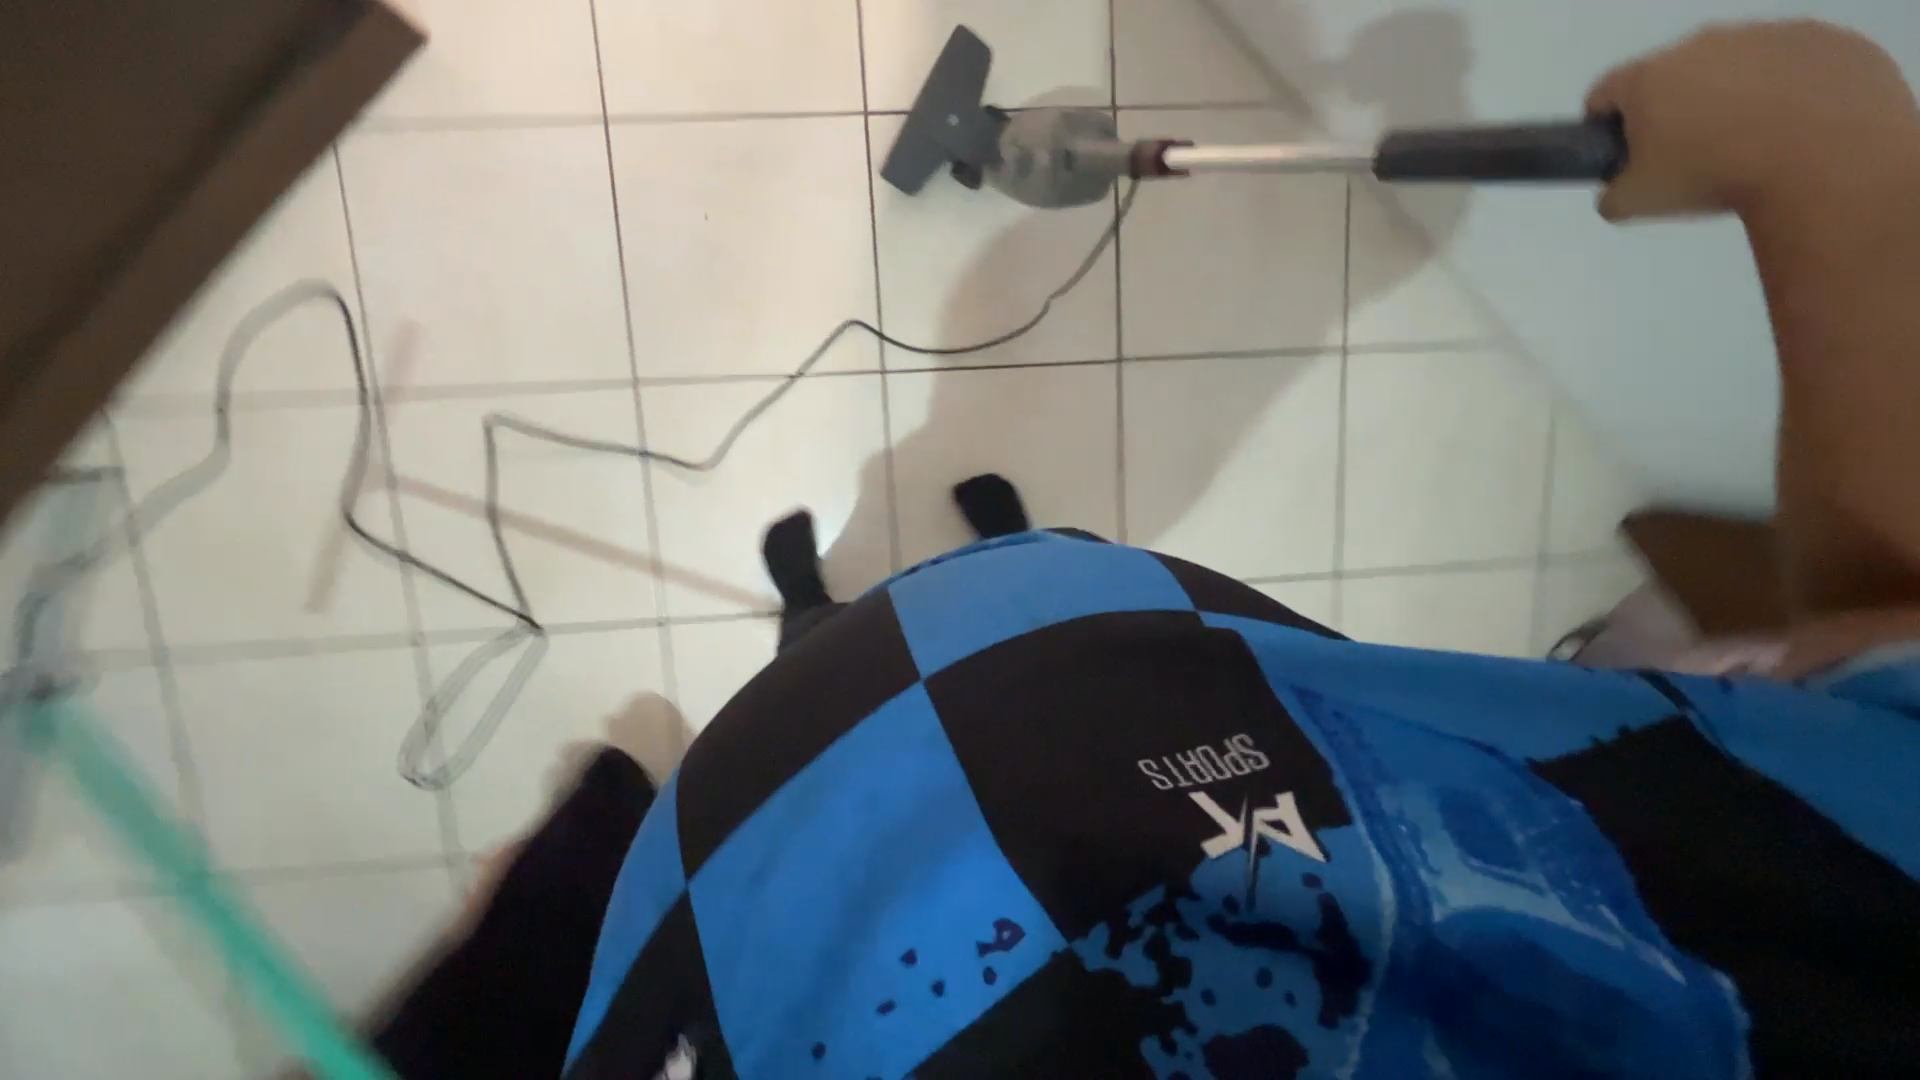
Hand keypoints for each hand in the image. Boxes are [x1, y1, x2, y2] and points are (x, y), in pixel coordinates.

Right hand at [1587, 20, 1919, 221]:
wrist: (1827, 158)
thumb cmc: (1710, 176)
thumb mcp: (1632, 204)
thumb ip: (1610, 191)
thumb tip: (1621, 184)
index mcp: (1650, 78)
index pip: (1603, 93)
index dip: (1601, 127)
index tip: (1619, 155)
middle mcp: (1706, 44)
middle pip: (1669, 75)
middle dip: (1668, 109)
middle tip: (1682, 155)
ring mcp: (1771, 35)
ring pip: (1730, 66)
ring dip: (1725, 97)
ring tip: (1743, 142)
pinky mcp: (1827, 39)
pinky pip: (1788, 64)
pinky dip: (1780, 91)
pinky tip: (1788, 127)